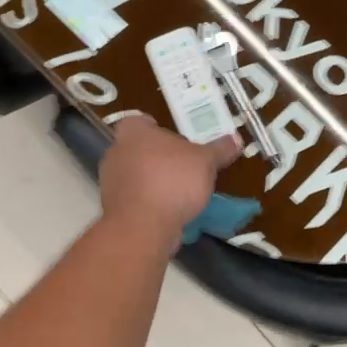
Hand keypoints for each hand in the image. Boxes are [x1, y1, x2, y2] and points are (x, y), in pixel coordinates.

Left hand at [99, 115, 239, 243]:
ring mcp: (110, 182)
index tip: (172, 138)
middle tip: (182, 164)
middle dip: (157, 156)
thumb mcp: (206, 162)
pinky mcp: (113, 208)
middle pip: (137, 148)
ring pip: (135, 174)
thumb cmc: (173, 180)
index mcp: (134, 133)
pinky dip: (148, 201)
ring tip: (180, 190)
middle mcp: (117, 152)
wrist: (143, 226)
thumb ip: (219, 150)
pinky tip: (169, 210)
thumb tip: (236, 139)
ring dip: (153, 180)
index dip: (153, 127)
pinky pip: (134, 198)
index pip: (138, 121)